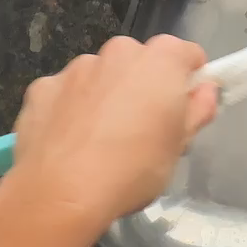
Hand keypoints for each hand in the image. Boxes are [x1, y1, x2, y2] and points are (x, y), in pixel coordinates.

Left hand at [0, 35, 219, 246]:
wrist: (60, 195)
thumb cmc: (134, 169)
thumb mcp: (180, 146)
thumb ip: (198, 110)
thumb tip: (205, 89)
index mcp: (162, 59)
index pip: (188, 55)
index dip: (189, 81)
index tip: (184, 109)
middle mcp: (120, 51)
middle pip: (141, 61)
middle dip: (144, 85)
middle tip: (143, 128)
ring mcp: (77, 67)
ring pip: (101, 75)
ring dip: (105, 94)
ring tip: (99, 140)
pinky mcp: (41, 88)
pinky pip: (65, 92)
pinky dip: (69, 108)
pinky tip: (68, 142)